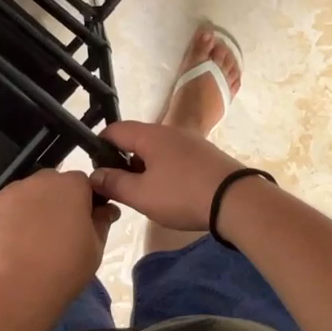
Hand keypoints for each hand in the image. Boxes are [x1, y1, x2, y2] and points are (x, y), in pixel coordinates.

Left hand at [0, 170, 117, 295]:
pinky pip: (5, 209)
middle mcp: (39, 180)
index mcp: (70, 185)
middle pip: (52, 184)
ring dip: (32, 209)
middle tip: (58, 233)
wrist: (17, 288)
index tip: (84, 223)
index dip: (85, 201)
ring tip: (32, 241)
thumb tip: (106, 209)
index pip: (82, 182)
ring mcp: (9, 193)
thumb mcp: (95, 248)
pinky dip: (10, 221)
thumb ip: (101, 221)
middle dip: (57, 201)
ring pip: (27, 195)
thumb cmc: (64, 268)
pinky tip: (12, 245)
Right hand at [88, 121, 249, 231]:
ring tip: (144, 194)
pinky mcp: (206, 156)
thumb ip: (114, 184)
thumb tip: (94, 175)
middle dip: (123, 161)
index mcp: (150, 135)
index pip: (115, 130)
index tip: (96, 169)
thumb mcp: (141, 194)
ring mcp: (191, 142)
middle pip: (136, 140)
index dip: (99, 146)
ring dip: (145, 168)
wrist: (237, 200)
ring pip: (157, 151)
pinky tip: (169, 193)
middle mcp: (170, 132)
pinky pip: (175, 158)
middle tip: (119, 187)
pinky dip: (165, 172)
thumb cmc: (183, 194)